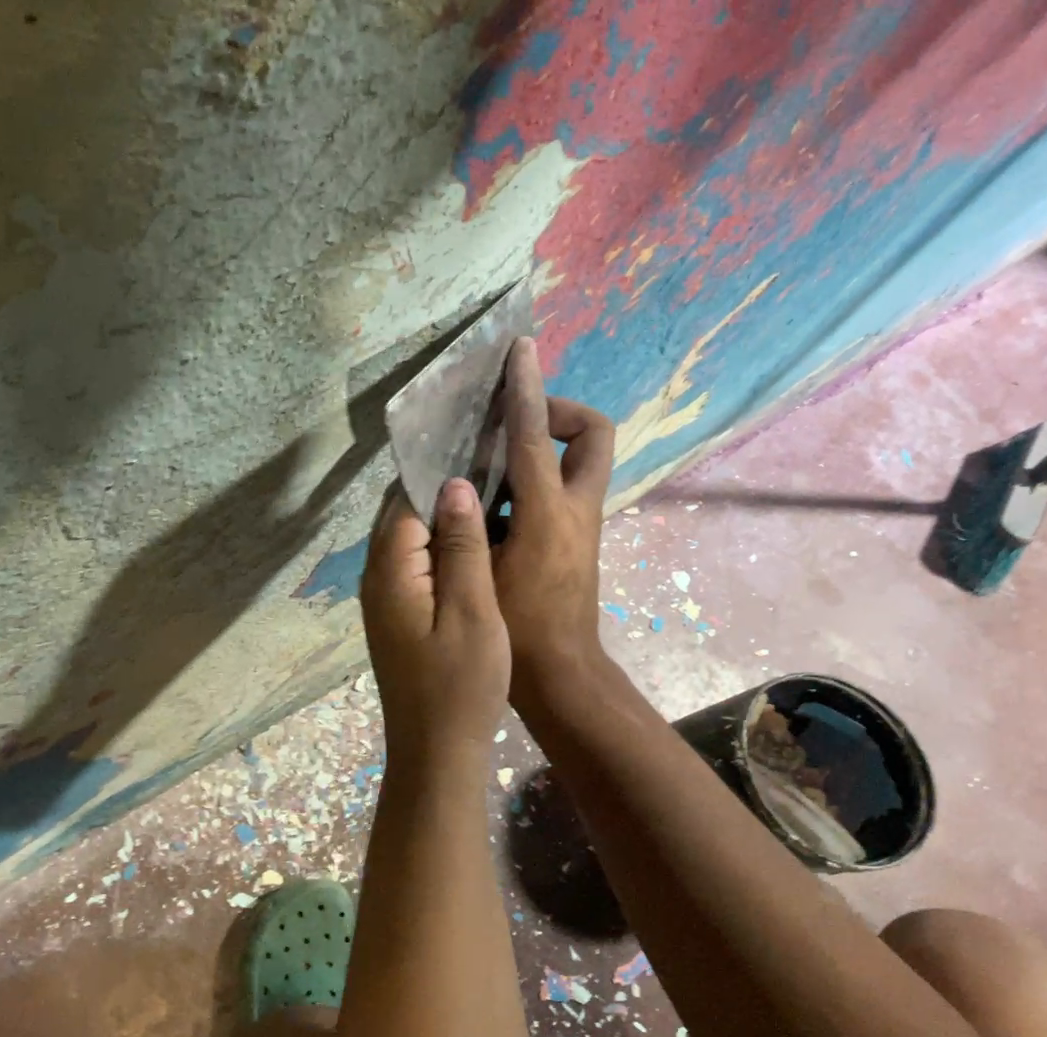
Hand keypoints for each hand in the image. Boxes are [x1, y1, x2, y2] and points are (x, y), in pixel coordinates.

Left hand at [360, 477, 510, 758]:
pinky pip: (411, 564)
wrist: (435, 751)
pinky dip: (437, 547)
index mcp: (389, 572)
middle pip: (401, 517)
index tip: (476, 445)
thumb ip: (461, 547)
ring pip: (406, 540)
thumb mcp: (472, 612)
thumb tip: (454, 486)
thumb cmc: (460, 685)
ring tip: (487, 491)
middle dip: (438, 489)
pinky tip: (471, 542)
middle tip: (488, 462)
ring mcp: (382, 599)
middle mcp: (376, 579)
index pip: (405, 501)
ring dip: (439, 518)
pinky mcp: (396, 616)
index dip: (439, 472)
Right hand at [492, 337, 616, 694]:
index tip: (520, 352)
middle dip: (559, 411)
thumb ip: (466, 524)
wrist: (560, 675)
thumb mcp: (481, 574)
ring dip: (545, 442)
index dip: (525, 390)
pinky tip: (492, 501)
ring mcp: (581, 522)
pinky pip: (563, 484)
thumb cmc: (517, 629)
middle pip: (593, 433)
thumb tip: (453, 483)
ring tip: (492, 459)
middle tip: (514, 424)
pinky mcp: (574, 537)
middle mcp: (576, 508)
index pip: (536, 436)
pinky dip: (534, 476)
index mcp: (549, 513)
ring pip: (582, 458)